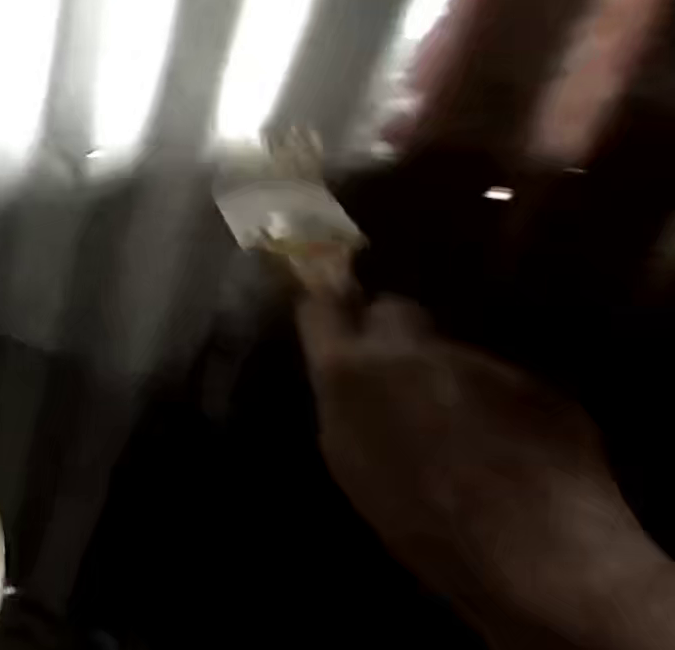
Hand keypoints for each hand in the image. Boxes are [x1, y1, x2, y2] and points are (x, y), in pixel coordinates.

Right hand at [298, 293, 674, 648]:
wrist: (536, 556)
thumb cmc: (410, 509)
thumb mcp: (343, 449)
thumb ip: (341, 396)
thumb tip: (345, 374)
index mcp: (345, 366)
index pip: (320, 304)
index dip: (325, 306)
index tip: (328, 311)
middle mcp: (405, 350)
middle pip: (394, 307)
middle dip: (392, 328)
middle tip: (399, 364)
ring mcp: (478, 365)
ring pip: (454, 353)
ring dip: (451, 375)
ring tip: (466, 422)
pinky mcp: (540, 388)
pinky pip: (508, 384)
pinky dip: (503, 404)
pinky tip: (510, 443)